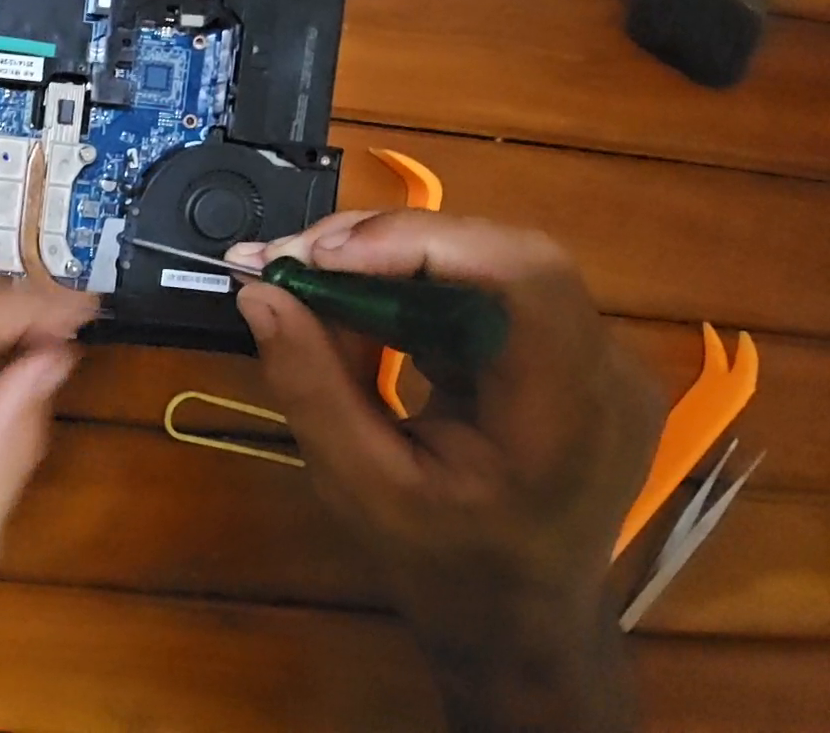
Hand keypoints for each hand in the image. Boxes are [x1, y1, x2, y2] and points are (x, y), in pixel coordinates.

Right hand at [229, 211, 665, 732]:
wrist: (512, 613)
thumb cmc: (439, 559)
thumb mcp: (356, 480)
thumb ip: (308, 383)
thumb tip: (259, 292)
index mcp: (567, 411)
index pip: (523, 277)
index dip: (418, 243)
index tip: (316, 255)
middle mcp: (596, 363)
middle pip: (492, 254)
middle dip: (376, 243)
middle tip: (283, 257)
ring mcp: (579, 351)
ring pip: (472, 261)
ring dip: (374, 260)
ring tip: (293, 278)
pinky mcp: (544, 349)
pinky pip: (463, 290)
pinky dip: (390, 287)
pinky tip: (337, 308)